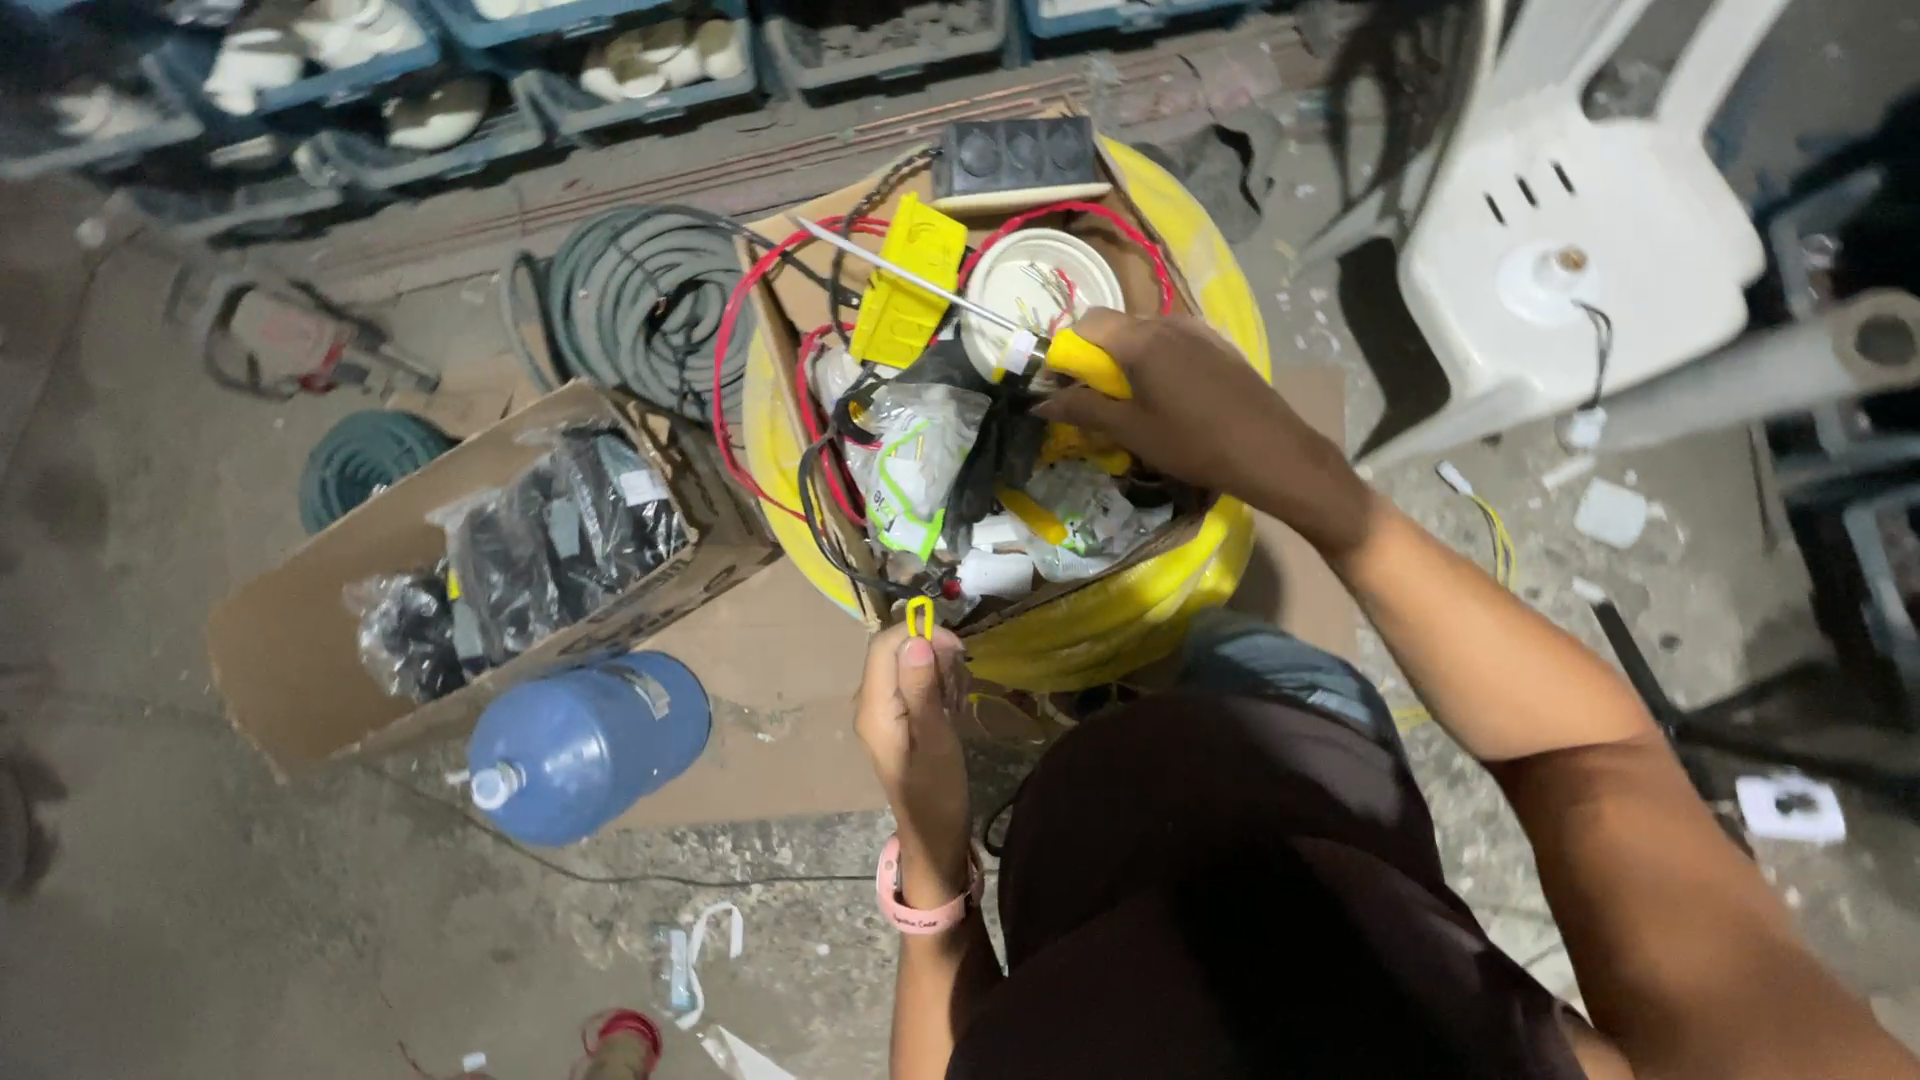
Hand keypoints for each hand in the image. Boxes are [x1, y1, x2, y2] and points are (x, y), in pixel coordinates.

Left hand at [854, 622, 971, 902]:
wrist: (933, 834)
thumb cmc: (937, 791)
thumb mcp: (936, 738)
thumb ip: (922, 688)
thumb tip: (915, 639)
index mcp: (873, 706)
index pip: (885, 644)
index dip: (919, 634)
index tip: (956, 647)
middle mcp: (870, 702)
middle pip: (896, 651)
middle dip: (932, 652)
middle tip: (962, 677)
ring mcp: (881, 709)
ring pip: (907, 663)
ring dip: (937, 668)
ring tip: (959, 697)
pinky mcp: (895, 717)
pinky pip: (912, 683)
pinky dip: (936, 683)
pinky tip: (953, 705)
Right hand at [1036, 308, 1377, 557]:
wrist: (1269, 450)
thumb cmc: (1192, 443)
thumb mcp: (1130, 431)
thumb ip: (1083, 409)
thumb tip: (1040, 402)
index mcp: (1141, 339)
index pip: (1087, 322)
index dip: (1070, 350)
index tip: (1070, 385)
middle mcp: (1169, 321)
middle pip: (1116, 326)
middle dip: (1098, 356)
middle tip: (1100, 399)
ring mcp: (1199, 329)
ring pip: (1146, 333)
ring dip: (1129, 359)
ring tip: (1137, 402)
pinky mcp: (1220, 344)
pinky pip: (1174, 342)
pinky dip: (1158, 361)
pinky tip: (1172, 397)